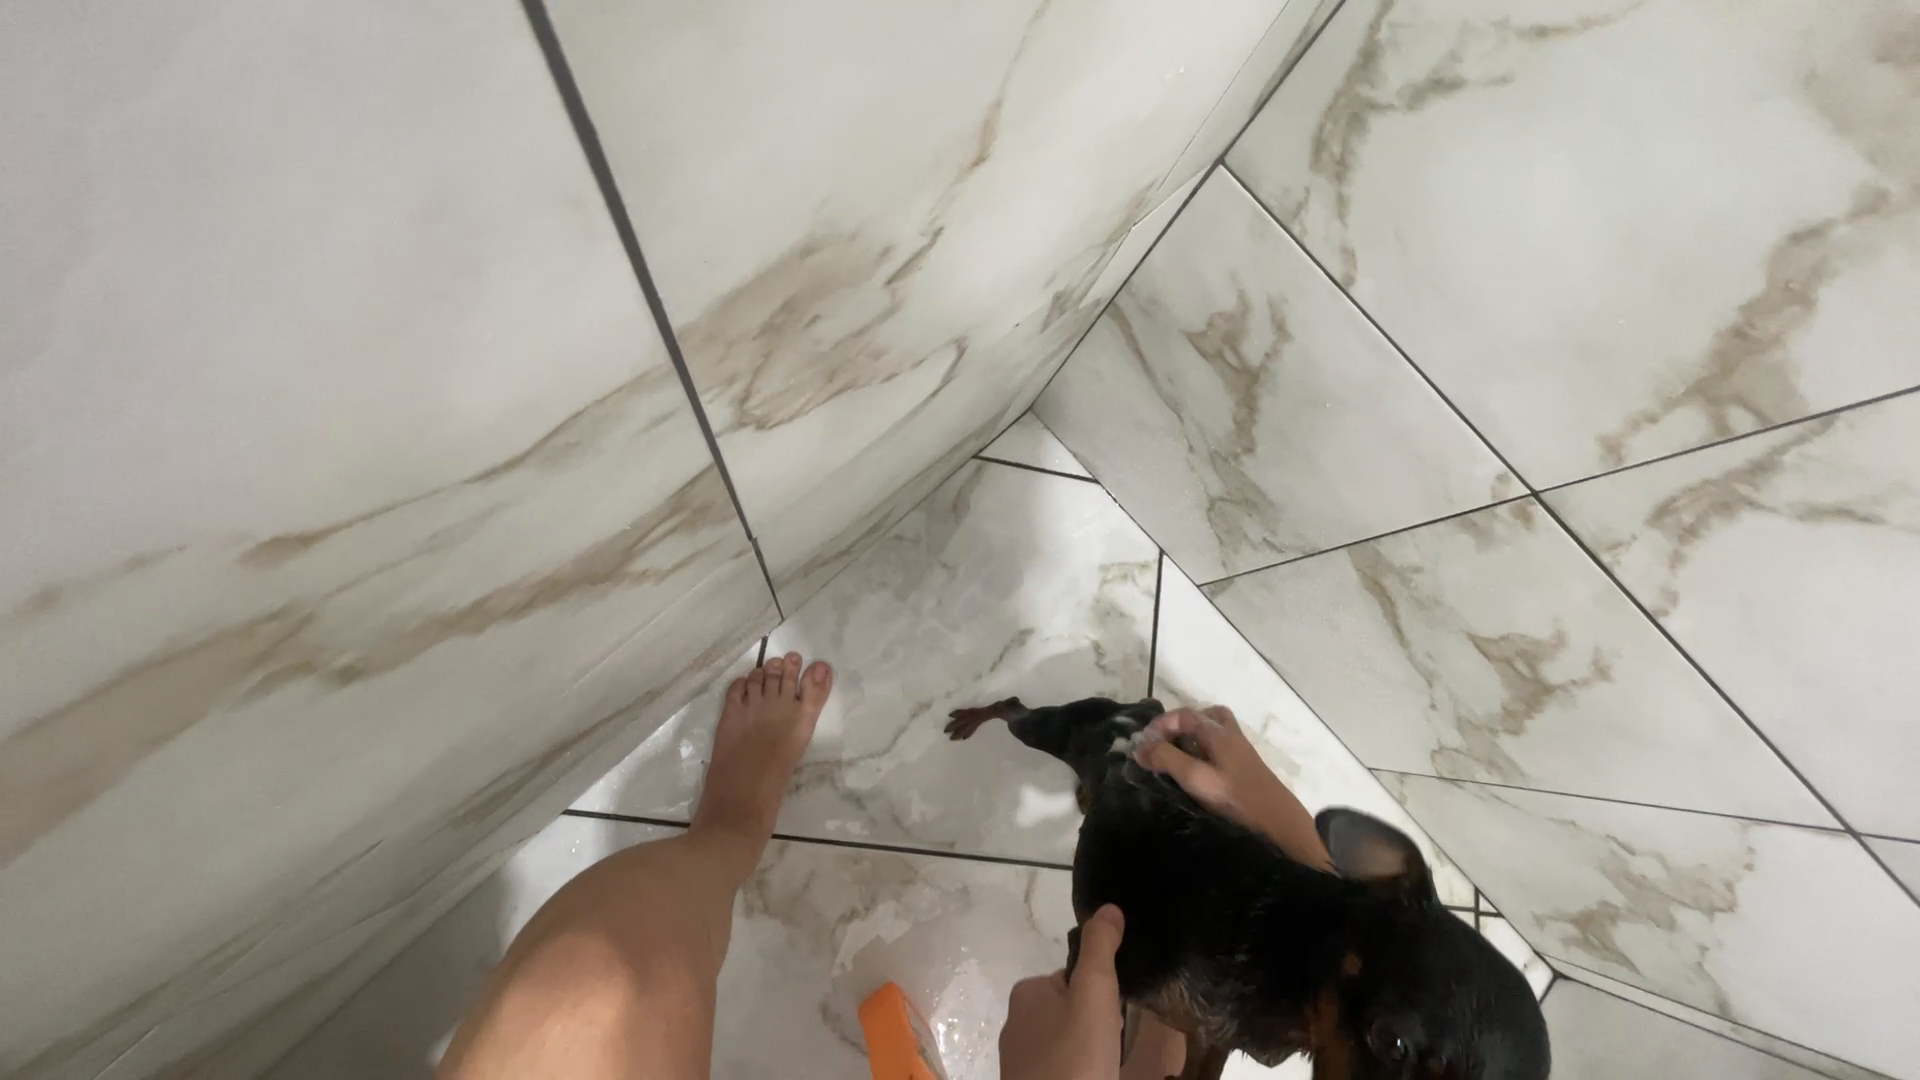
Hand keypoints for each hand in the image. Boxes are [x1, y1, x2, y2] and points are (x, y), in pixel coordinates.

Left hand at [999, 905, 1125, 1079]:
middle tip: (1117, 1052)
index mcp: (1027, 994)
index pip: (1075, 980)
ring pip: (1071, 1051)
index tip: (1117, 1019)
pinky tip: (1099, 1078)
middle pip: (1074, 1016)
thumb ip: (1101, 950)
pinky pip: (1067, 1073)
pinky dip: (1084, 1075)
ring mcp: (1023, 1067)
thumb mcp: (1093, 995)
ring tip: (1111, 1070)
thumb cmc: (1073, 1062)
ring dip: (1093, 1060)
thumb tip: (1109, 907)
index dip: (1103, 998)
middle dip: (1100, 1031)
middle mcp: (1017, 1026)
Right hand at [1134, 707, 1331, 870]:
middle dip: (1176, 727)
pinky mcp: (1243, 769)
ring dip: (1189, 739)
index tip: (1142, 744)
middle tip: (1159, 746)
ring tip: (1173, 759)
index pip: (1183, 715)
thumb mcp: (1196, 778)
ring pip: (1211, 733)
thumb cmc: (1236, 798)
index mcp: (1218, 731)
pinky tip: (1193, 773)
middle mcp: (1230, 735)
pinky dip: (1201, 753)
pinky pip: (1217, 749)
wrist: (1279, 824)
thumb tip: (1139, 747)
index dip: (1159, 726)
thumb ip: (1166, 759)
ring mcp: (1239, 751)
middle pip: (1200, 718)